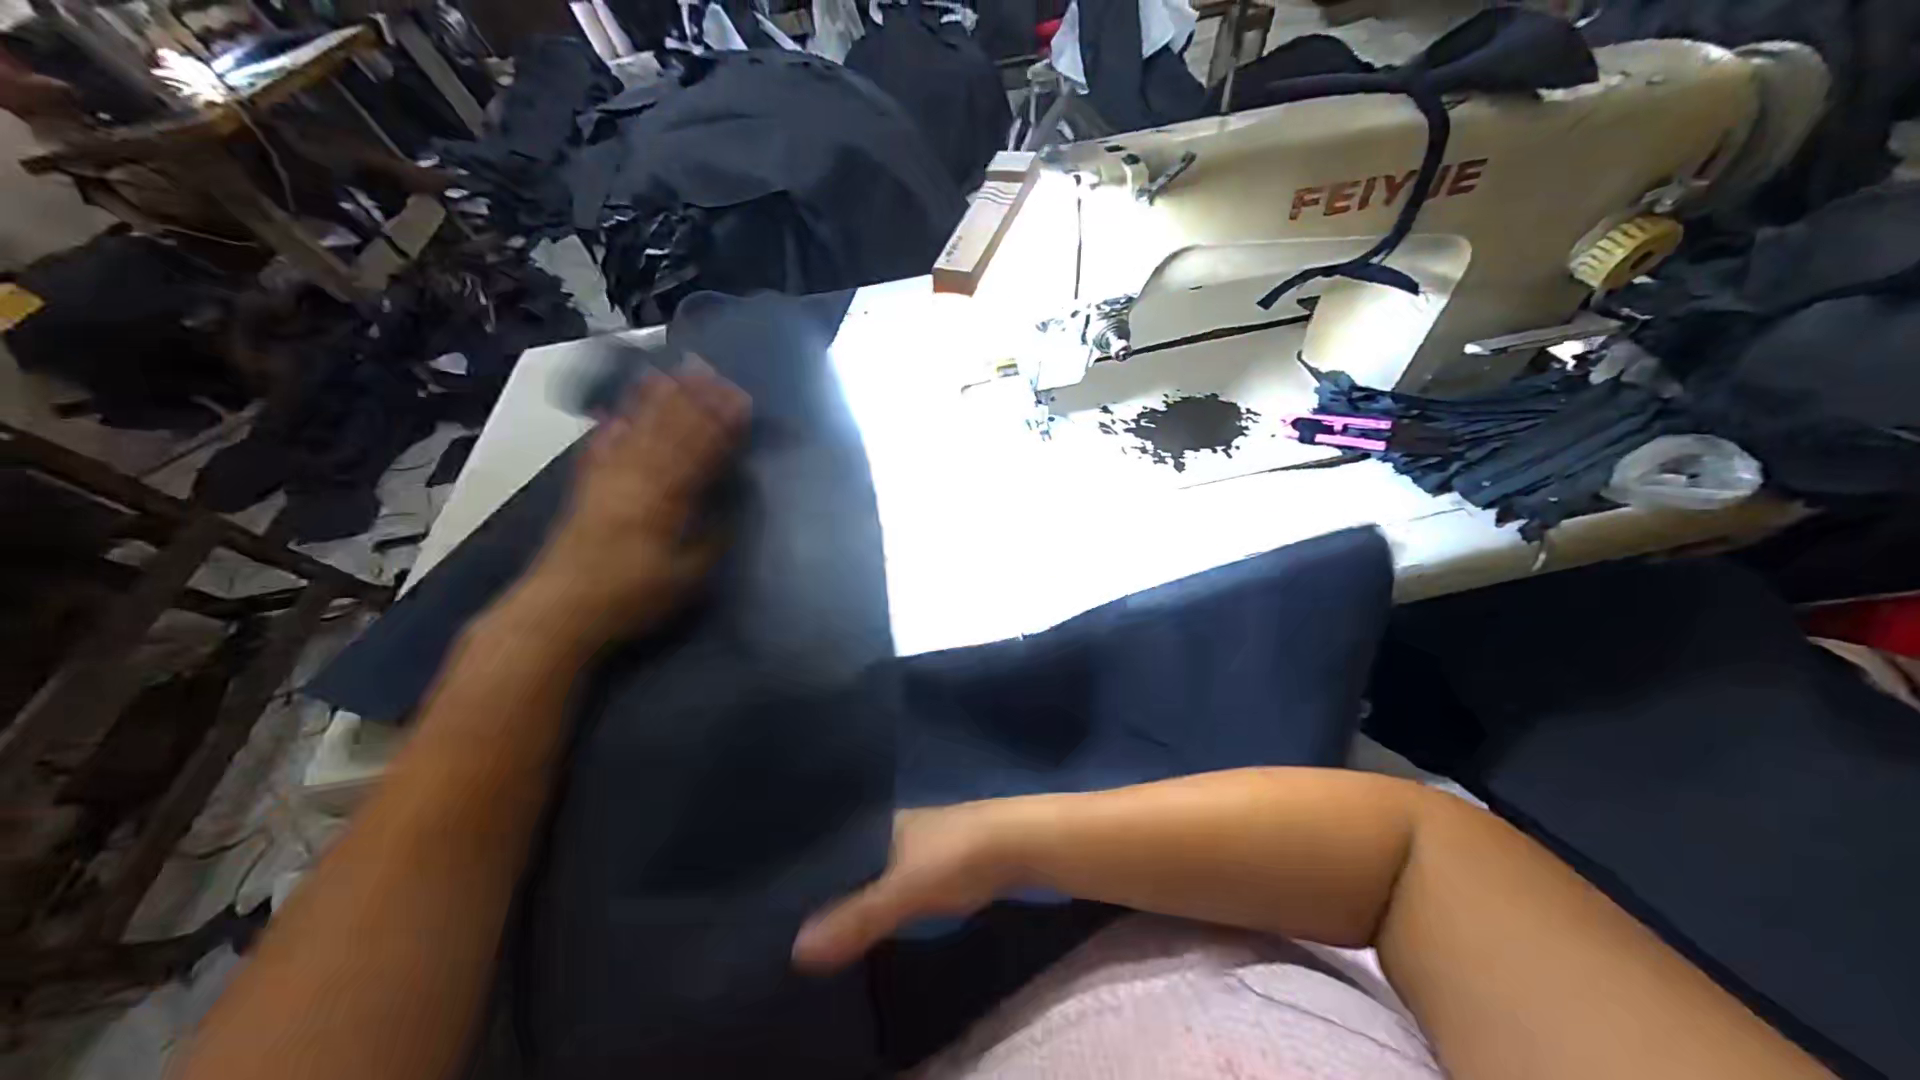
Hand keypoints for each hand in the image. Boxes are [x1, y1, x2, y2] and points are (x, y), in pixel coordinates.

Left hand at [510, 357, 749, 650]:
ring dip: (657, 399)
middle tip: (712, 370)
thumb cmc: (632, 597)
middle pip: (671, 430)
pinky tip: (618, 410)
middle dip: (694, 399)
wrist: (560, 609)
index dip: (723, 424)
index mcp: (668, 500)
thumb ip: (713, 538)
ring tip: (672, 371)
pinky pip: (600, 448)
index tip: (741, 399)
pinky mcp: (586, 488)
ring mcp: (608, 479)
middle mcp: (637, 479)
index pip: (702, 452)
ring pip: (638, 430)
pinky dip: (611, 425)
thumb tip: (732, 504)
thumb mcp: (688, 576)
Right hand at [792, 800, 1031, 972]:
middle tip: (792, 925)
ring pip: (876, 872)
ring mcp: (920, 843)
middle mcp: (894, 827)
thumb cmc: (956, 856)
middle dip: (829, 888)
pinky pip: (898, 883)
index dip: (804, 872)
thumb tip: (796, 951)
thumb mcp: (902, 889)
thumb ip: (856, 917)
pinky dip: (883, 900)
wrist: (1020, 844)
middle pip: (852, 861)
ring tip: (823, 928)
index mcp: (879, 822)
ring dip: (857, 896)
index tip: (773, 901)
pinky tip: (873, 920)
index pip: (830, 845)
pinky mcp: (940, 863)